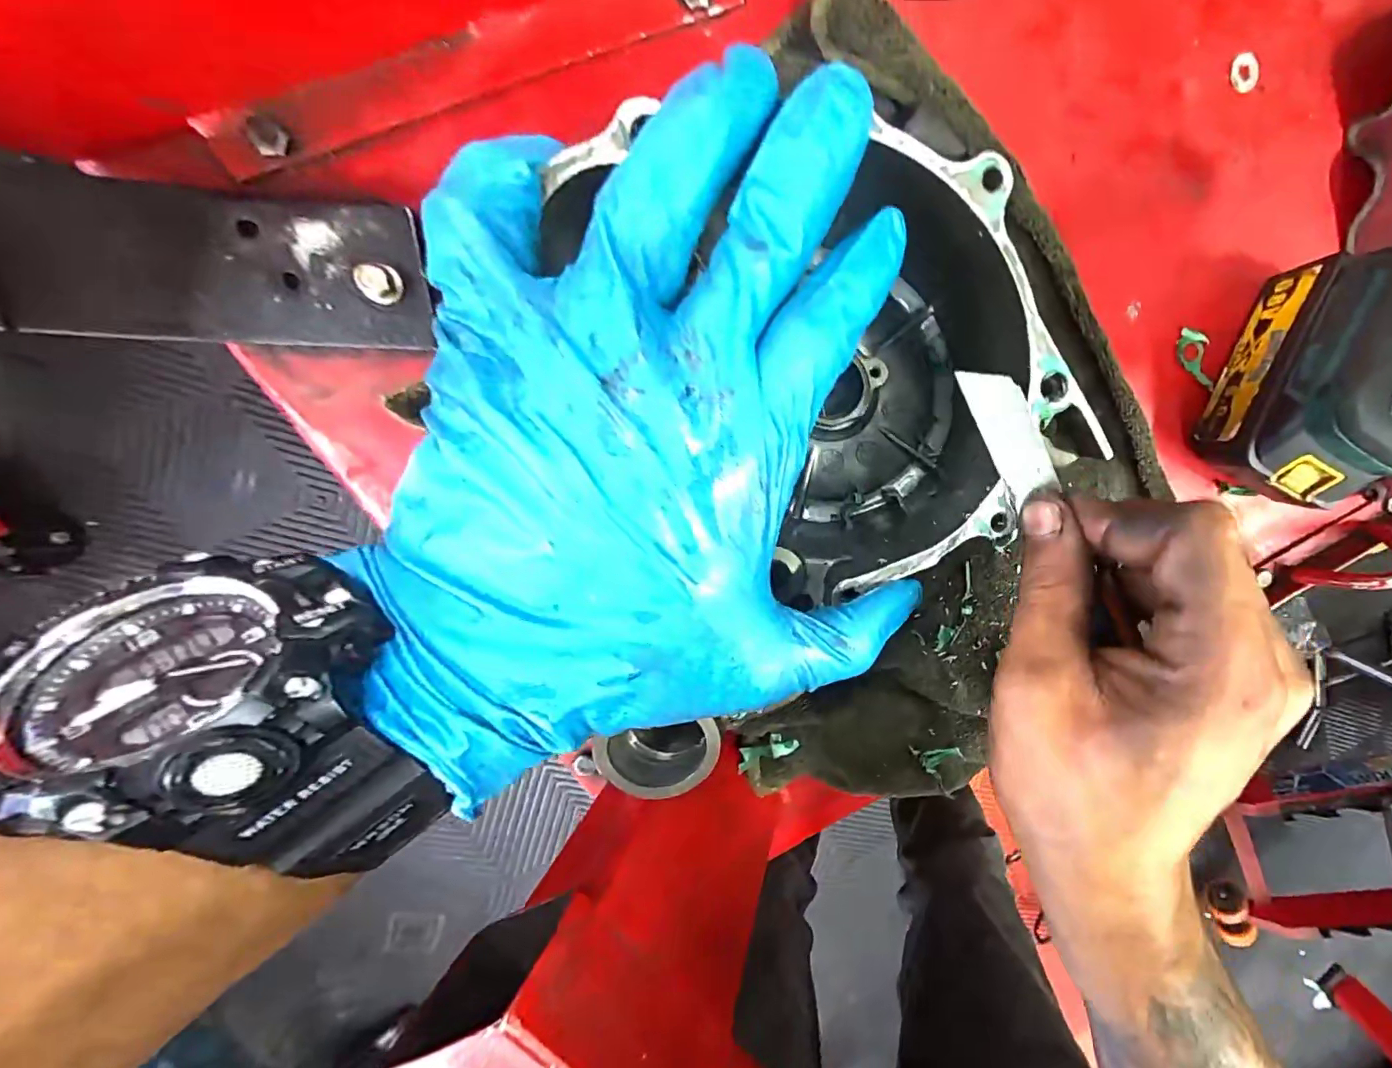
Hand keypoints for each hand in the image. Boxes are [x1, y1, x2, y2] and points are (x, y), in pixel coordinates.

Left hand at [330, 47, 921, 812]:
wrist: (494, 662)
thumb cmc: (629, 652)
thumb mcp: (771, 659)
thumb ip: (856, 633)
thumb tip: (906, 603)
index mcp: (754, 431)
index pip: (831, 314)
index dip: (864, 264)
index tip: (881, 228)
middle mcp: (683, 368)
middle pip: (763, 227)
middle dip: (809, 151)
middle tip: (834, 102)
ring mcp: (587, 341)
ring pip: (651, 196)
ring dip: (700, 128)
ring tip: (734, 81)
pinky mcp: (498, 341)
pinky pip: (485, 225)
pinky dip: (502, 178)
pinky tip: (536, 158)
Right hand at [990, 495, 1306, 1067]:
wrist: (1108, 873)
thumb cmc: (1066, 793)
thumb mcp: (1037, 680)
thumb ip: (1048, 583)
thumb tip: (1045, 505)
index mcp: (1227, 663)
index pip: (1195, 533)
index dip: (1119, 519)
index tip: (1056, 538)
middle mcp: (1270, 659)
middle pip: (1201, 546)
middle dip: (1120, 548)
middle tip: (1059, 582)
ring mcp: (1269, 670)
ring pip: (1199, 567)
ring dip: (1130, 573)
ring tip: (1082, 619)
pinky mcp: (1252, 678)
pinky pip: (1202, 600)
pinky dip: (1148, 599)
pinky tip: (1112, 636)